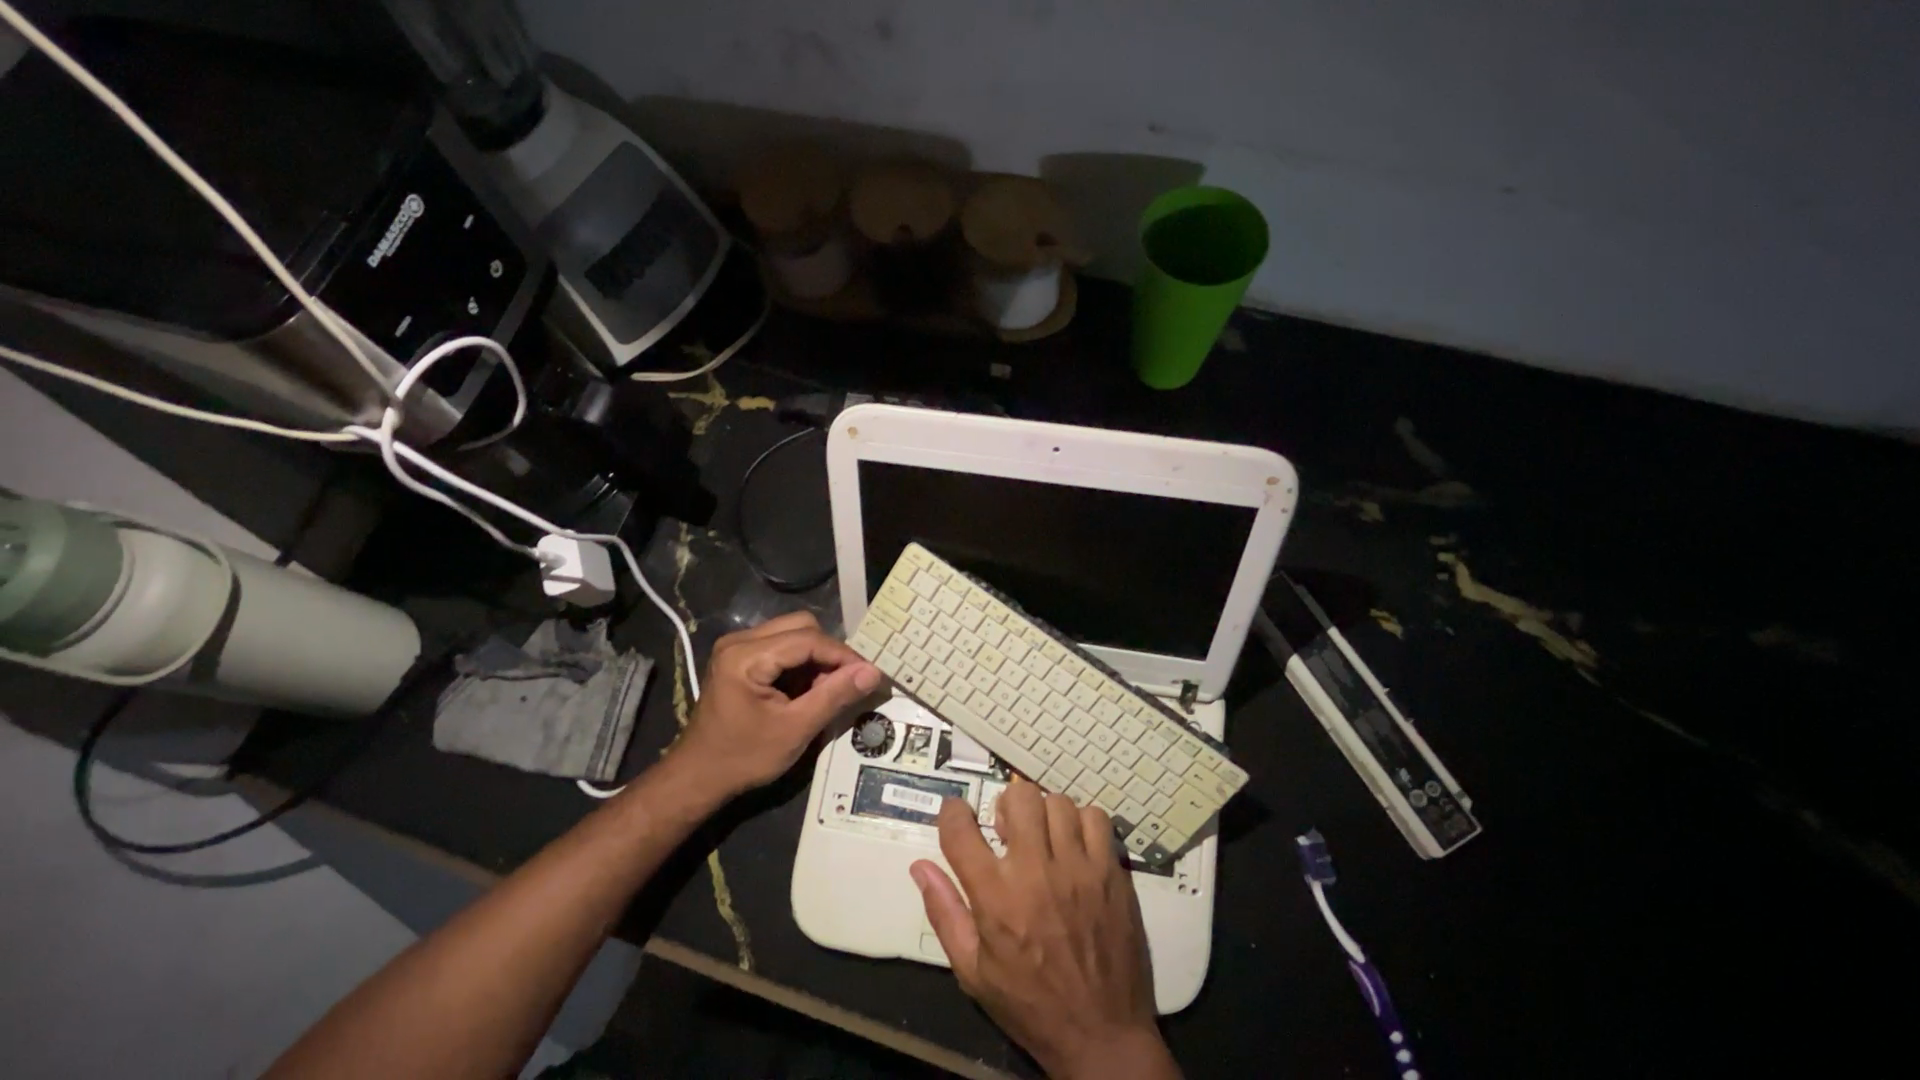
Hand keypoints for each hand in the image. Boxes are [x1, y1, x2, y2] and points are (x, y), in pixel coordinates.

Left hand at [669, 612, 881, 798]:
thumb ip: (834, 695)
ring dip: (816, 658)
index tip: (871, 675)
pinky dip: (800, 664)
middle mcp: (739, 640)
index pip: (808, 639)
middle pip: (801, 627)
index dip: (844, 655)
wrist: (699, 776)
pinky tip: (807, 690)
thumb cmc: (745, 757)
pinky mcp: (739, 658)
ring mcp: (737, 647)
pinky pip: (781, 647)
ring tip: (828, 690)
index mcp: (746, 655)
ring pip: (793, 634)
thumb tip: (873, 672)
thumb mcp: (796, 729)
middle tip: (847, 683)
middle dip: (829, 653)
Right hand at [912, 780, 1179, 1079]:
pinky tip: (1075, 846)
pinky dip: (1082, 823)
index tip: (956, 814)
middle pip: (1018, 797)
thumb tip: (920, 867)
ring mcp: (1079, 868)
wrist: (1100, 1033)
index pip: (961, 829)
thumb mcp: (972, 970)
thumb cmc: (1029, 1005)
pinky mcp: (1111, 873)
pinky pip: (1096, 818)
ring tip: (1042, 838)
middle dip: (1005, 805)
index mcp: (995, 897)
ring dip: (1043, 814)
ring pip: (1058, 802)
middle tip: (1007, 831)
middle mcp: (1036, 871)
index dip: (952, 812)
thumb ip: (945, 913)